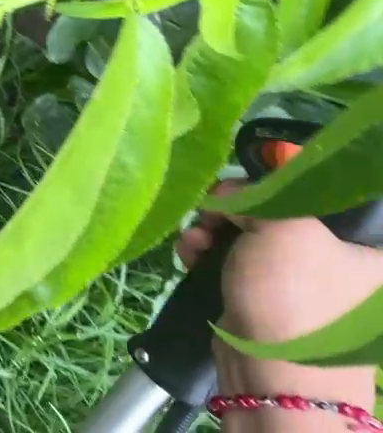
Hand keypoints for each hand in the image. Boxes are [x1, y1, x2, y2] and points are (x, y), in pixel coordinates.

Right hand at [176, 183, 382, 418]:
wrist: (276, 369)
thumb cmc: (293, 296)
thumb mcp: (283, 227)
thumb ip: (259, 196)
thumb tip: (231, 194)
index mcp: (371, 252)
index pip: (318, 197)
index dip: (271, 186)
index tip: (238, 191)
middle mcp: (348, 266)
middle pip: (275, 215)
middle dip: (229, 213)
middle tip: (208, 219)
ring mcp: (310, 286)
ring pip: (250, 237)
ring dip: (211, 232)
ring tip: (193, 244)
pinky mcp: (275, 299)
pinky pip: (238, 261)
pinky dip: (210, 255)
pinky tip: (192, 259)